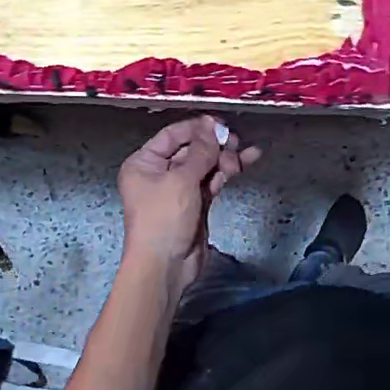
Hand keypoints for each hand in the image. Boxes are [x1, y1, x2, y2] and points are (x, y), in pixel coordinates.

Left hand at [117, 116, 260, 286]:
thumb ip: (201, 152)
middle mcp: (159, 173)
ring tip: (245, 154)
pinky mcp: (195, 204)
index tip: (221, 124)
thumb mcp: (181, 180)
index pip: (172, 135)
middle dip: (214, 145)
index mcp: (144, 163)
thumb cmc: (163, 219)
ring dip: (224, 159)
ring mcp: (178, 190)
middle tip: (235, 141)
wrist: (165, 266)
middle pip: (191, 150)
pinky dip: (226, 173)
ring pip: (204, 166)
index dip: (197, 128)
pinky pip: (211, 182)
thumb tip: (213, 127)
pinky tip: (246, 163)